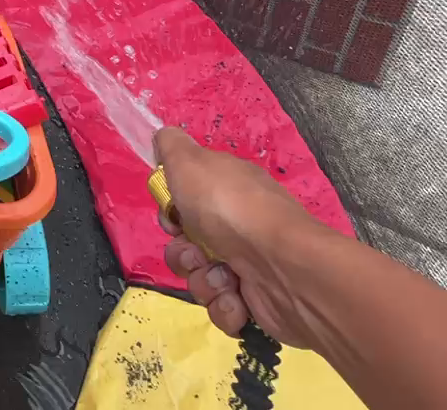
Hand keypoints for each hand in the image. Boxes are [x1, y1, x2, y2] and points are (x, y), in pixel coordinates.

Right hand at [153, 126, 329, 348]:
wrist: (285, 268)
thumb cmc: (229, 207)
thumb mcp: (188, 160)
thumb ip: (170, 145)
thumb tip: (162, 139)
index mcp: (226, 191)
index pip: (185, 201)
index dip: (171, 210)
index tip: (172, 214)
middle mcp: (237, 226)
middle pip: (185, 243)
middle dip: (181, 251)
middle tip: (194, 250)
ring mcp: (249, 267)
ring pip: (199, 277)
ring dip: (202, 279)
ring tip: (223, 278)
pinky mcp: (257, 303)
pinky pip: (222, 307)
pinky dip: (224, 305)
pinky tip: (236, 297)